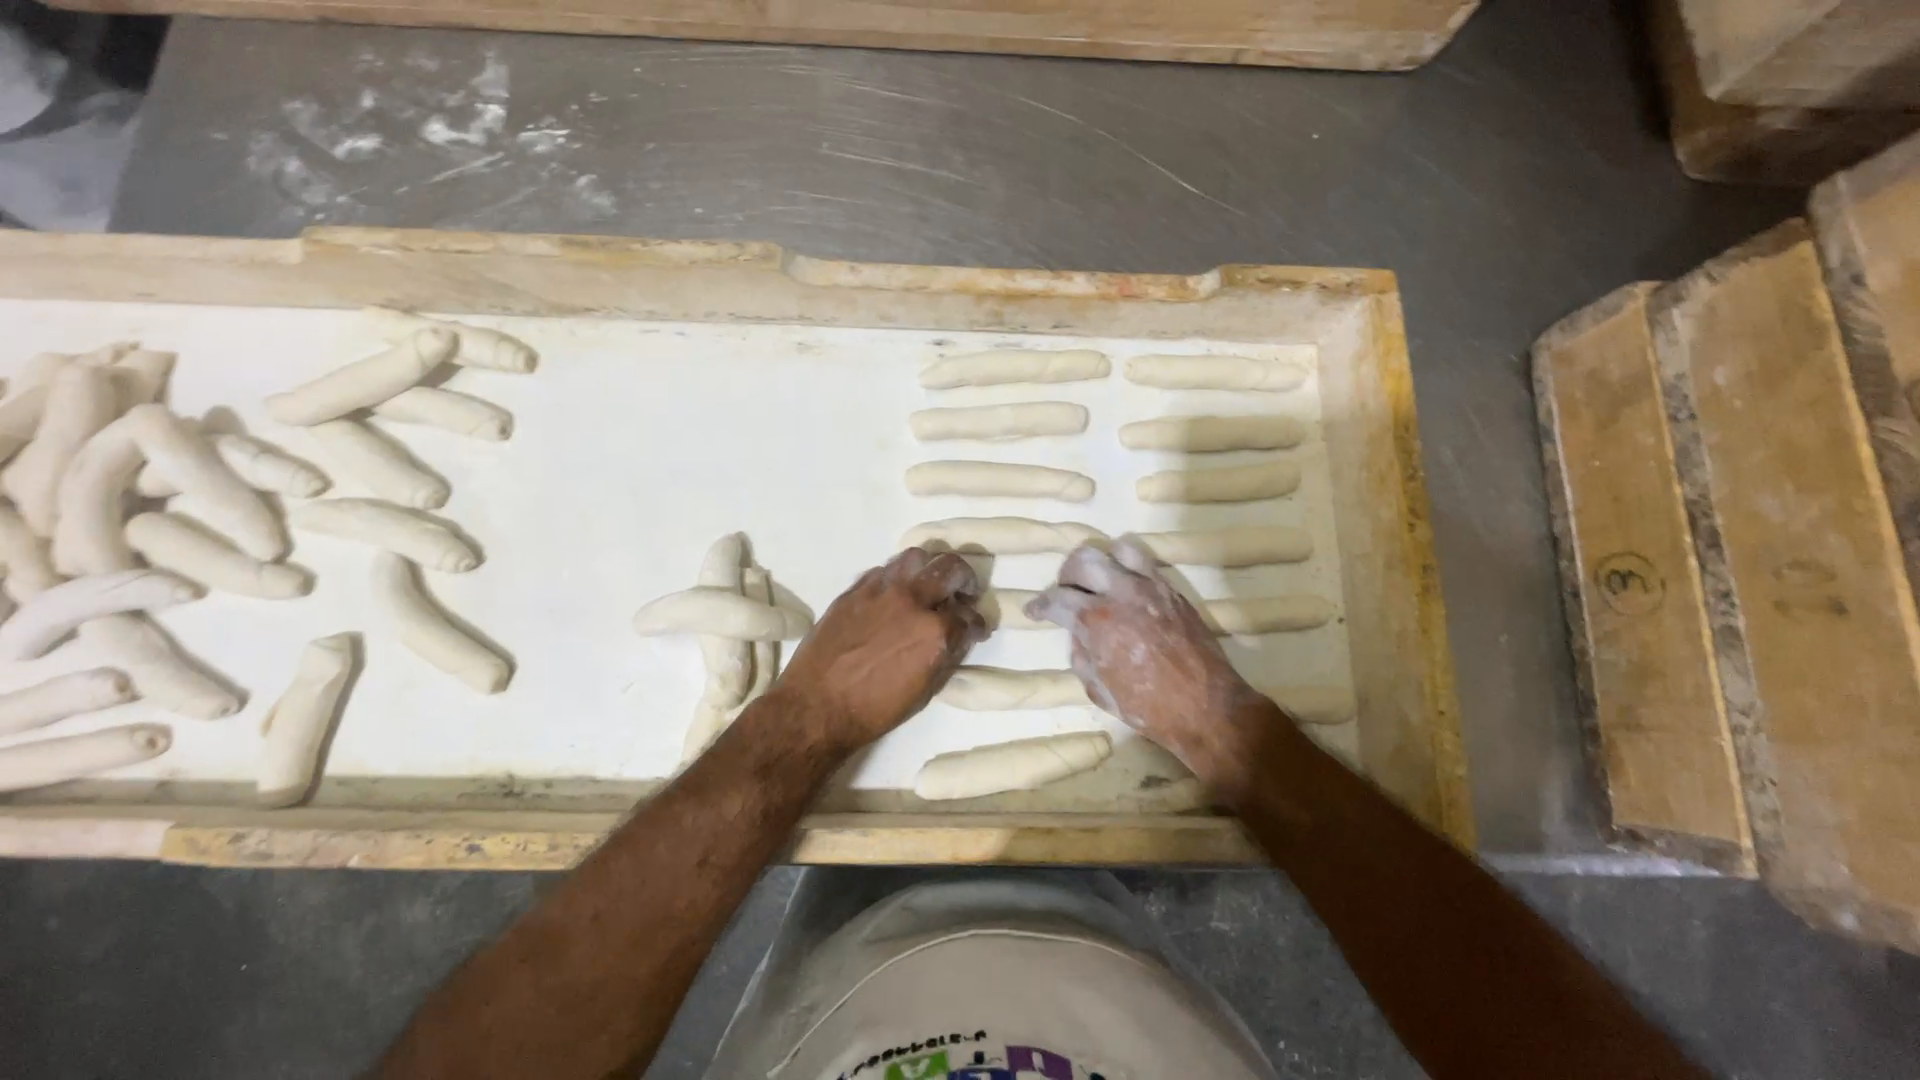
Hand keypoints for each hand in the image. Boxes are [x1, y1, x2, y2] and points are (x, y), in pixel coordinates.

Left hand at [774, 547, 985, 752]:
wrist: (817, 707)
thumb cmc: (874, 711)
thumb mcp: (924, 691)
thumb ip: (947, 656)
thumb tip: (959, 636)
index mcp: (934, 633)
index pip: (969, 616)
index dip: (977, 623)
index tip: (975, 628)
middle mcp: (912, 602)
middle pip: (950, 568)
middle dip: (965, 579)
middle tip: (963, 592)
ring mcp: (881, 591)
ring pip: (916, 557)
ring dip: (929, 568)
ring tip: (928, 584)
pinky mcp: (854, 591)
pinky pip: (883, 570)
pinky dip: (897, 578)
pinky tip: (894, 594)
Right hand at [1027, 539, 1286, 789]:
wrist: (1205, 707)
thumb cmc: (1147, 707)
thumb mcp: (1097, 690)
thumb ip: (1081, 655)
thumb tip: (1078, 634)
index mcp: (1095, 621)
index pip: (1055, 598)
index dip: (1038, 605)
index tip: (1033, 611)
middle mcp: (1120, 593)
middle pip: (1082, 560)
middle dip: (1066, 576)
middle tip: (1066, 594)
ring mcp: (1150, 587)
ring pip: (1116, 550)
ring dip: (1102, 563)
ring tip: (1099, 583)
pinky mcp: (1172, 590)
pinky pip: (1145, 563)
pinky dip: (1128, 570)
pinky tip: (1126, 591)